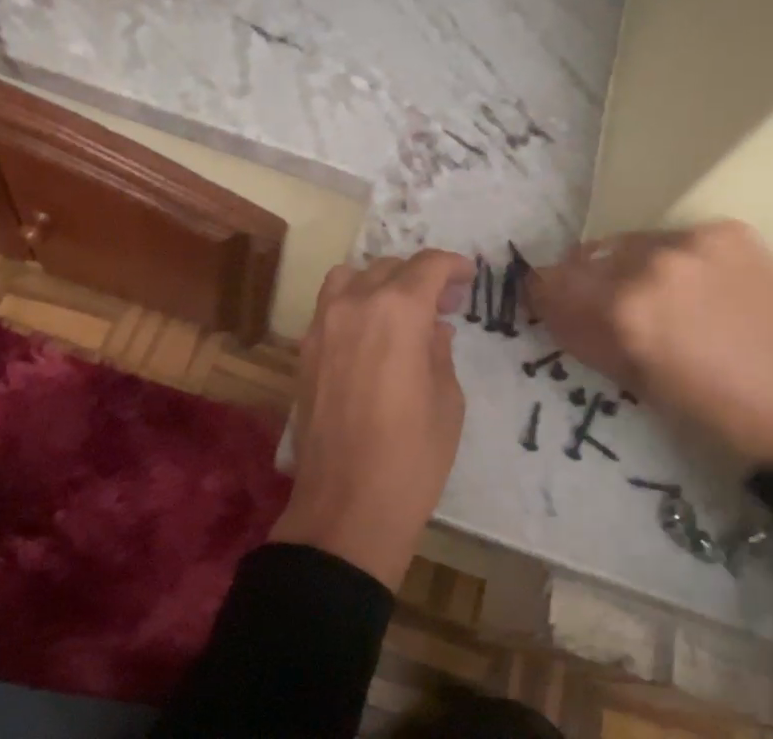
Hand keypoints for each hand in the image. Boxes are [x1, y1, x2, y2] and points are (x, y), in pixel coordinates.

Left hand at [270, 250, 475, 589]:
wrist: (346, 506)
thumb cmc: (412, 456)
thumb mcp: (447, 401)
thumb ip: (440, 351)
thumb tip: (433, 329)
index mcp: (396, 312)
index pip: (426, 266)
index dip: (453, 266)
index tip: (469, 277)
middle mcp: (353, 306)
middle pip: (387, 267)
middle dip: (420, 277)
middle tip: (444, 305)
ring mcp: (321, 327)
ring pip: (349, 278)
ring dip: (378, 283)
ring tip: (400, 312)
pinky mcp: (304, 353)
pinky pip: (329, 307)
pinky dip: (352, 305)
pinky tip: (371, 337)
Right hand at [529, 221, 772, 467]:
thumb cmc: (715, 411)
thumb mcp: (635, 383)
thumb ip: (587, 338)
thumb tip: (553, 310)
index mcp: (626, 309)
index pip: (555, 282)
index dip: (543, 294)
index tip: (544, 303)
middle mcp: (652, 263)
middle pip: (587, 256)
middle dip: (583, 282)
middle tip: (599, 307)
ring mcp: (692, 241)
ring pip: (628, 242)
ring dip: (624, 266)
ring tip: (650, 296)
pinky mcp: (726, 231)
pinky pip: (672, 238)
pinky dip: (668, 259)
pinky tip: (692, 287)